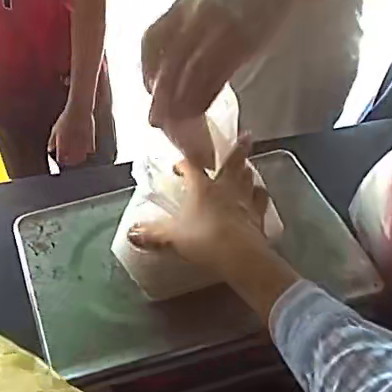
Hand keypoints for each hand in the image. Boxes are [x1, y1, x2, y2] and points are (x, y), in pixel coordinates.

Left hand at [50, 98, 96, 168]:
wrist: (79, 109)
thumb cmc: (66, 118)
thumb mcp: (55, 129)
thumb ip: (52, 141)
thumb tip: (50, 149)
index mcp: (62, 143)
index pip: (60, 159)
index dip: (61, 160)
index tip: (62, 159)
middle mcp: (71, 145)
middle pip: (72, 161)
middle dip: (70, 161)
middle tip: (70, 160)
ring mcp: (82, 143)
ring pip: (81, 158)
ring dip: (79, 159)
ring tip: (78, 157)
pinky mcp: (91, 140)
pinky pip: (90, 151)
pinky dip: (88, 151)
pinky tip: (86, 149)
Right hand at [127, 132, 269, 267]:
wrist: (239, 256)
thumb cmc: (203, 239)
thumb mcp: (171, 237)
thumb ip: (152, 234)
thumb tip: (131, 233)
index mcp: (202, 188)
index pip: (192, 168)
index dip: (184, 164)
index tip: (178, 166)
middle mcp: (225, 188)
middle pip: (232, 163)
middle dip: (237, 150)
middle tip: (246, 136)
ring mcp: (245, 200)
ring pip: (248, 178)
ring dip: (247, 170)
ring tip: (247, 165)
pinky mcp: (259, 216)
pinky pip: (261, 200)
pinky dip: (260, 194)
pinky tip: (259, 193)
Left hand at [142, 0, 279, 125]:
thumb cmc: (240, 0)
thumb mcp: (204, 7)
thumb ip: (183, 34)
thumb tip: (163, 81)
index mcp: (184, 3)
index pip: (152, 40)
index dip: (146, 70)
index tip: (149, 91)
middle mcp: (198, 11)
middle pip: (172, 61)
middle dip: (162, 95)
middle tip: (156, 118)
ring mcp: (222, 24)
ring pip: (193, 71)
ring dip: (183, 100)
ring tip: (179, 118)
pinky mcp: (243, 38)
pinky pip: (218, 74)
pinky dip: (205, 96)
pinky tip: (200, 108)